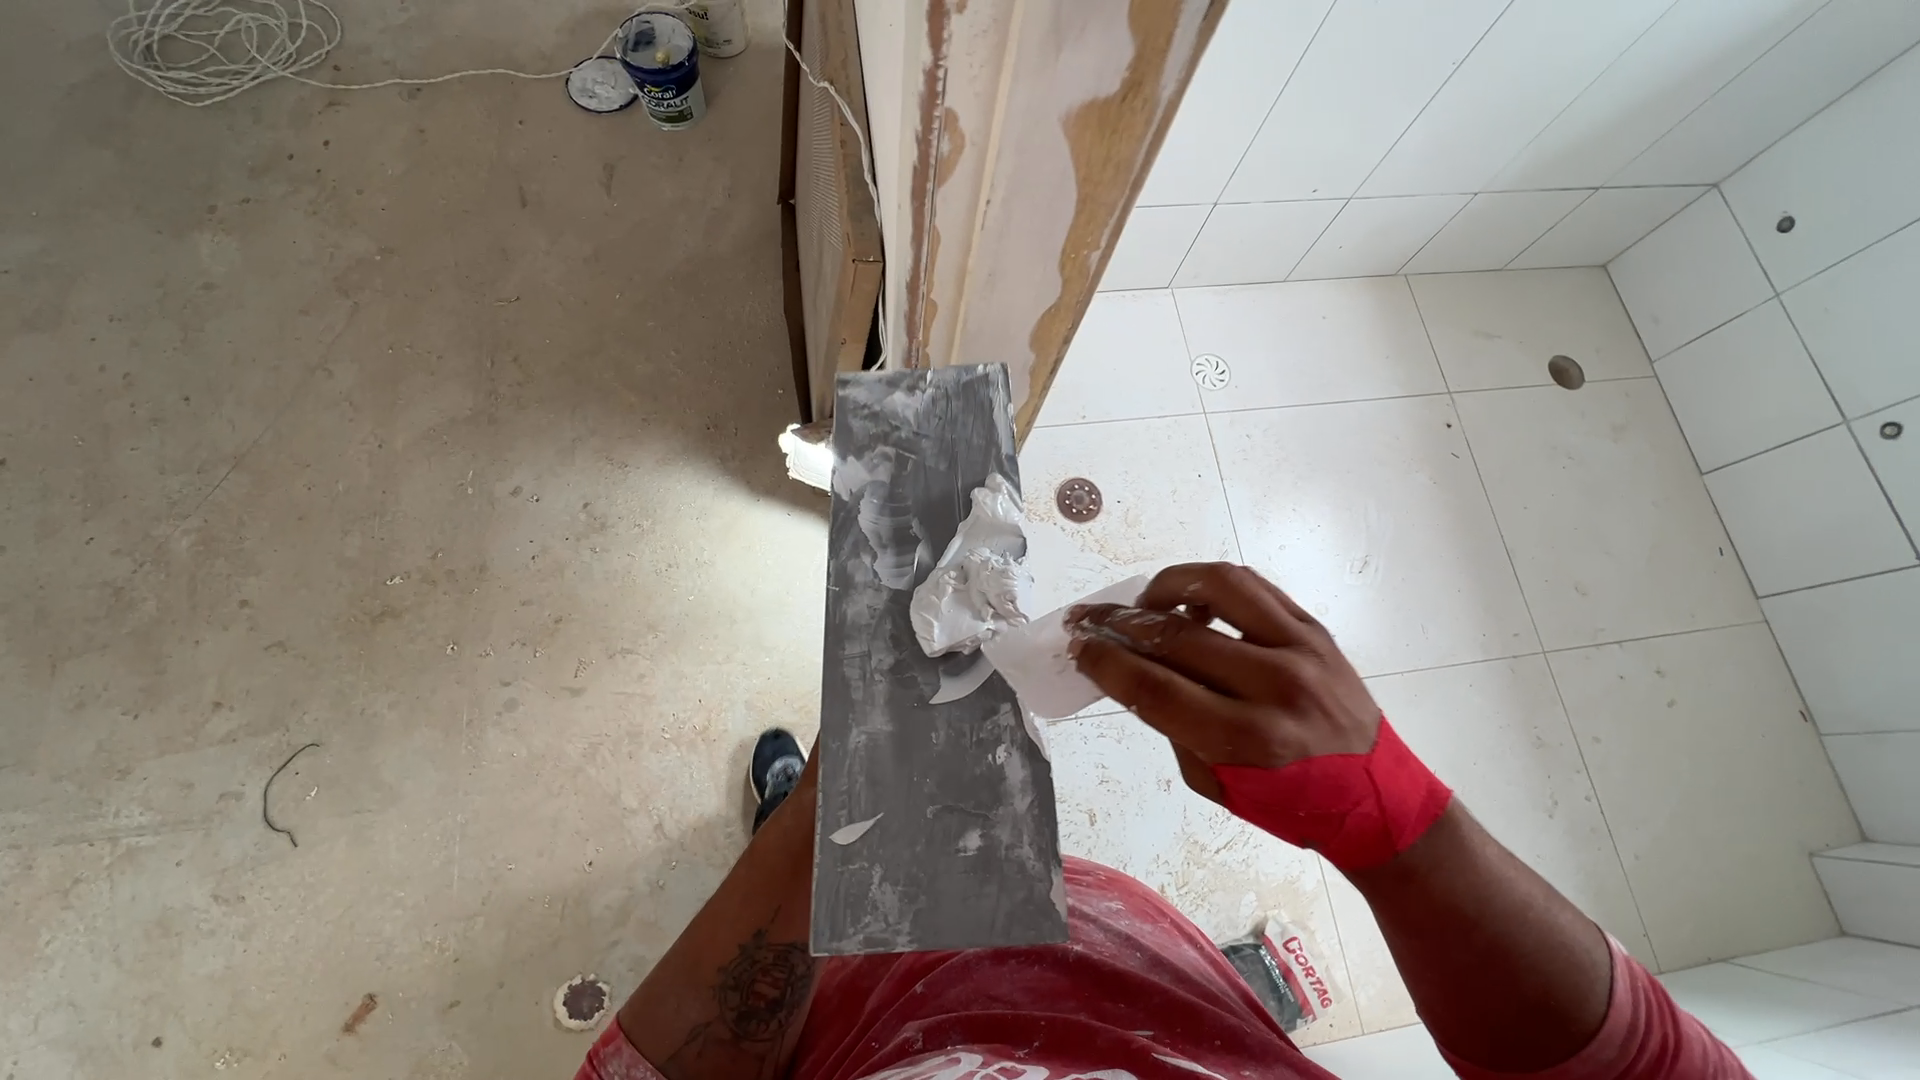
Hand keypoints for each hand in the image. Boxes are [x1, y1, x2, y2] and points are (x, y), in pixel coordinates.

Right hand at [1065, 563, 1381, 802]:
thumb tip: (1128, 667)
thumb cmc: (1284, 802)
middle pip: (1174, 636)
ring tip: (1144, 602)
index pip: (1154, 687)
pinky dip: (1208, 584)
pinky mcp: (1315, 628)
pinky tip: (1188, 600)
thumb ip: (1169, 722)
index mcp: (1246, 739)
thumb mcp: (1212, 781)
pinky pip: (1252, 585)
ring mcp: (1301, 649)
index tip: (1079, 647)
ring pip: (1217, 585)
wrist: (1375, 797)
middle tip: (1089, 620)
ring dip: (1165, 586)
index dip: (1106, 662)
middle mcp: (1275, 686)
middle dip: (1118, 624)